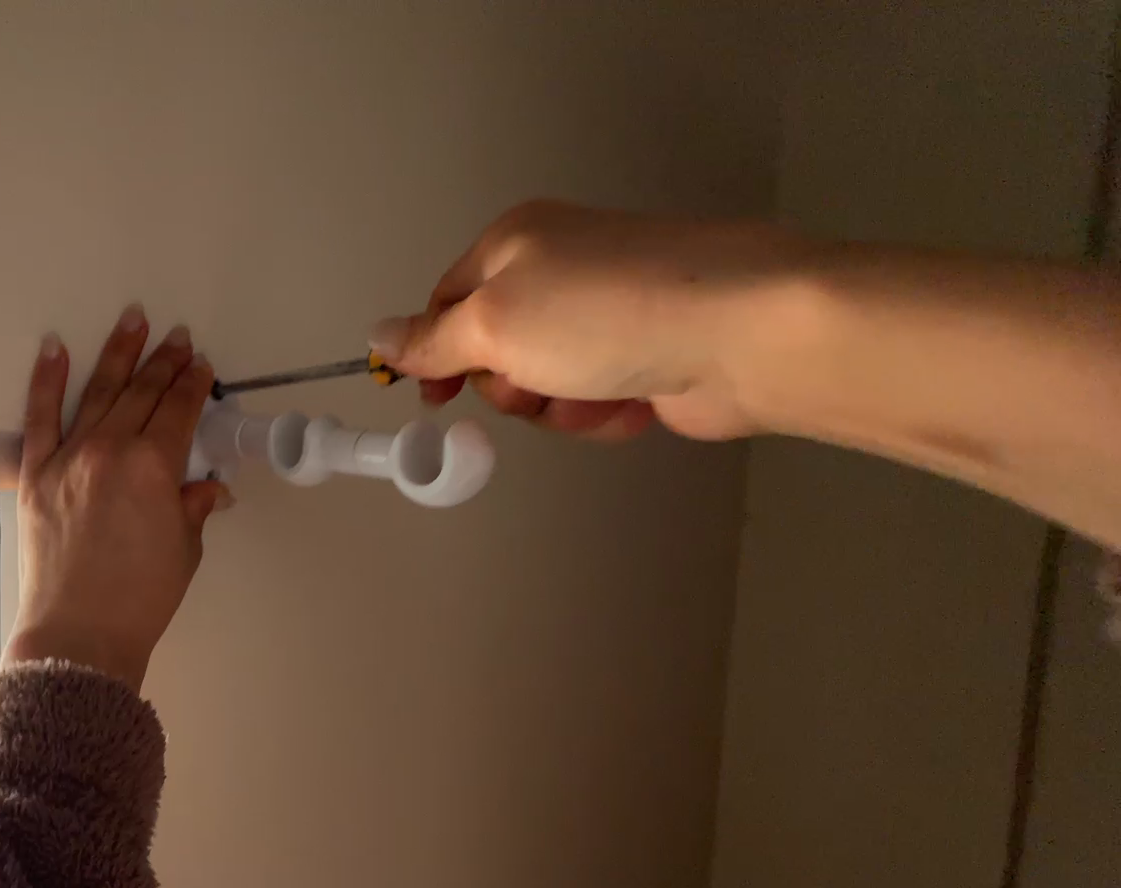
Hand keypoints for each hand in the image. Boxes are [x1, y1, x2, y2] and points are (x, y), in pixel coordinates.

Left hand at [5, 304, 231, 690]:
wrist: (79, 633)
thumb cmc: (142, 597)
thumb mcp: (184, 550)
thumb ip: (193, 506)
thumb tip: (206, 486)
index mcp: (154, 467)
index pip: (179, 410)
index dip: (193, 385)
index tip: (201, 366)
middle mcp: (110, 450)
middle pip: (142, 393)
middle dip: (164, 362)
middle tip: (177, 337)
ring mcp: (68, 458)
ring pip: (98, 393)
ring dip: (118, 354)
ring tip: (132, 319)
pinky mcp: (35, 474)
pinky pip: (39, 417)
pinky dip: (46, 380)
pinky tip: (56, 349)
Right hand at [369, 200, 812, 440]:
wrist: (744, 334)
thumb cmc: (598, 315)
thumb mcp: (492, 325)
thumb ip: (428, 340)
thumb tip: (376, 338)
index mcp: (515, 243)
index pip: (444, 303)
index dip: (433, 354)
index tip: (435, 398)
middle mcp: (557, 269)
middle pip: (490, 350)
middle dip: (507, 384)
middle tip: (534, 384)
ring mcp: (604, 314)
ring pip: (538, 382)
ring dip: (555, 404)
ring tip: (593, 395)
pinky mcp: (642, 354)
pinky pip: (587, 397)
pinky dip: (598, 411)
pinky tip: (630, 403)